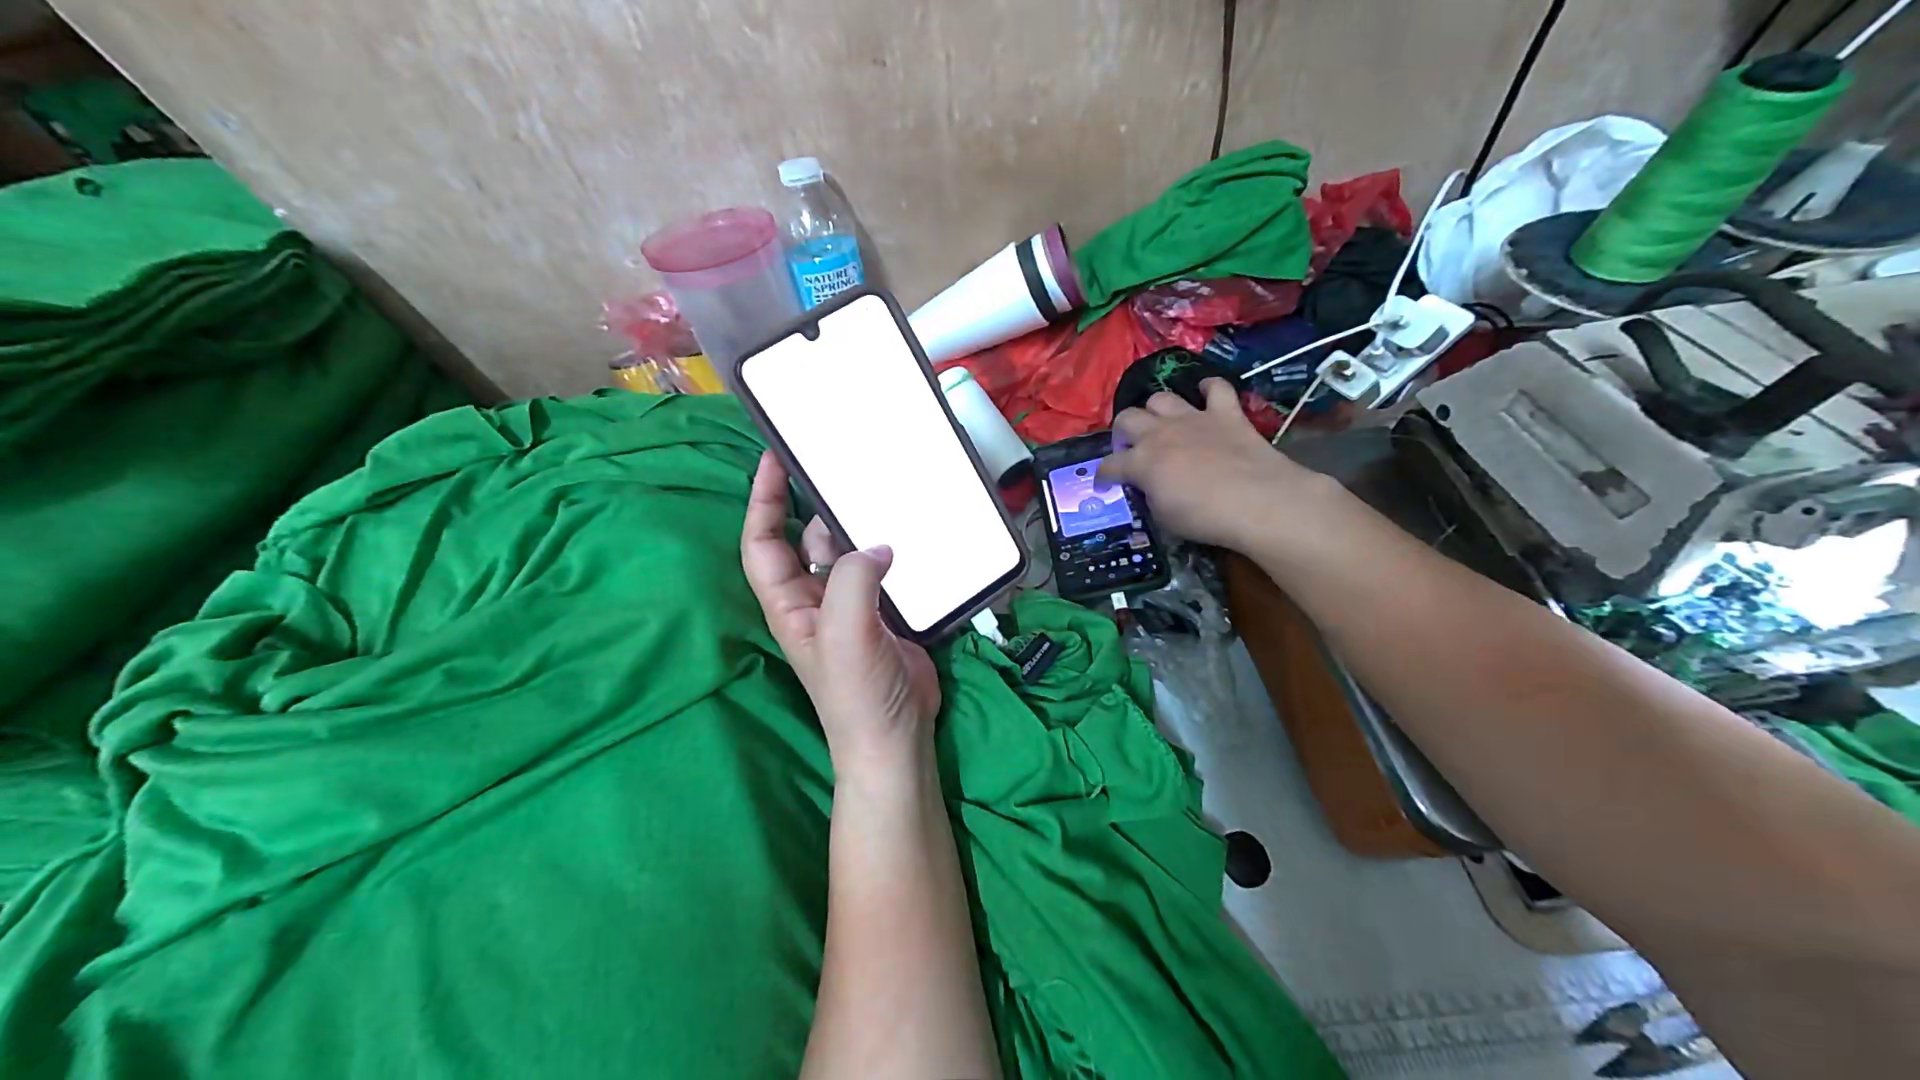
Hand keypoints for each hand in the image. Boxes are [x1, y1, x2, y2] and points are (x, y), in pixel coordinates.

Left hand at [741, 452, 940, 775]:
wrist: (897, 738)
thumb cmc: (857, 694)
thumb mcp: (845, 634)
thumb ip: (851, 581)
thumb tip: (877, 546)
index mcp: (789, 602)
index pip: (762, 541)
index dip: (761, 499)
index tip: (774, 457)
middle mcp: (816, 597)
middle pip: (809, 536)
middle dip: (820, 501)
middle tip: (844, 462)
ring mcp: (853, 603)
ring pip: (850, 548)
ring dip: (863, 522)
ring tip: (884, 486)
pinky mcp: (886, 610)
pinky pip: (885, 567)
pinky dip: (895, 546)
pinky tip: (914, 527)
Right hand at [1098, 378, 1326, 549]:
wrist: (1257, 502)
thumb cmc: (1204, 518)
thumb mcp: (1163, 518)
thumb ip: (1150, 497)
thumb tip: (1150, 488)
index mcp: (1141, 462)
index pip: (1109, 465)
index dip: (1103, 476)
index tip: (1105, 485)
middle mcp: (1160, 433)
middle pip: (1127, 418)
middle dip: (1122, 433)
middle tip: (1130, 449)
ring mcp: (1193, 418)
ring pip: (1161, 398)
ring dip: (1156, 410)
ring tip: (1162, 425)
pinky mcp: (1226, 413)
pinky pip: (1216, 388)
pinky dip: (1209, 388)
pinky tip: (1206, 394)